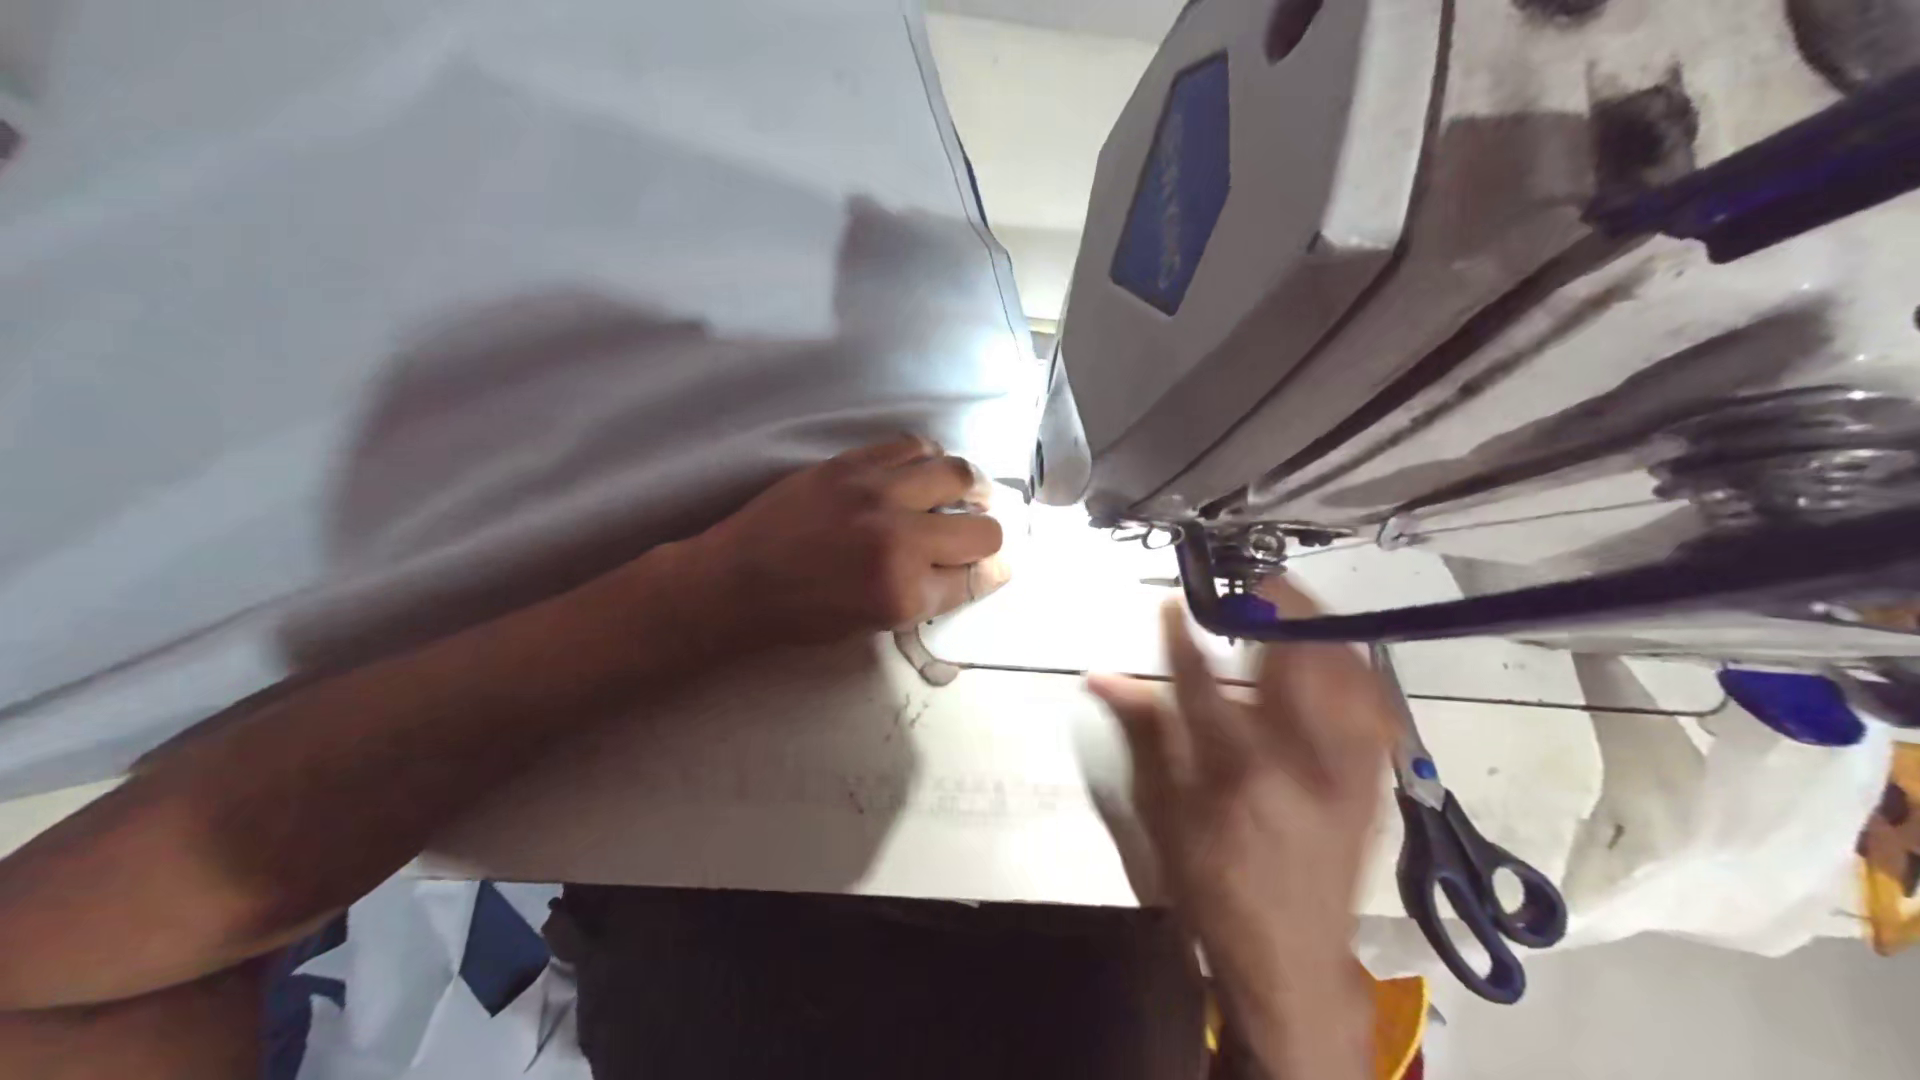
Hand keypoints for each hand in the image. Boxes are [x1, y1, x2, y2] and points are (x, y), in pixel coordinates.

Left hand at [674, 435, 1009, 648]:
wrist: (737, 580)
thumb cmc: (804, 614)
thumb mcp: (874, 621)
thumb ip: (930, 595)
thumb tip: (976, 568)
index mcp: (903, 593)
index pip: (977, 578)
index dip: (992, 573)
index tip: (994, 566)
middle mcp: (899, 540)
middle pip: (982, 529)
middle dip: (989, 535)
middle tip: (977, 530)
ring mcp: (876, 494)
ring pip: (957, 473)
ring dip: (969, 487)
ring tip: (964, 492)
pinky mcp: (853, 464)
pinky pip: (913, 445)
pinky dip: (929, 458)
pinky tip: (922, 470)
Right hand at [1087, 582, 1393, 1079]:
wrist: (1290, 951)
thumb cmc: (1212, 881)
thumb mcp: (1162, 811)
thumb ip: (1141, 732)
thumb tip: (1101, 676)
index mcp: (1235, 769)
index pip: (1201, 679)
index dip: (1181, 634)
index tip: (1172, 601)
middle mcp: (1299, 758)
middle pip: (1295, 659)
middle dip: (1274, 606)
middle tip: (1250, 581)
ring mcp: (1347, 766)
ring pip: (1344, 671)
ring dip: (1318, 627)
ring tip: (1291, 604)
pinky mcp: (1373, 777)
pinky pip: (1373, 703)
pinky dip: (1352, 666)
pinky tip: (1335, 653)